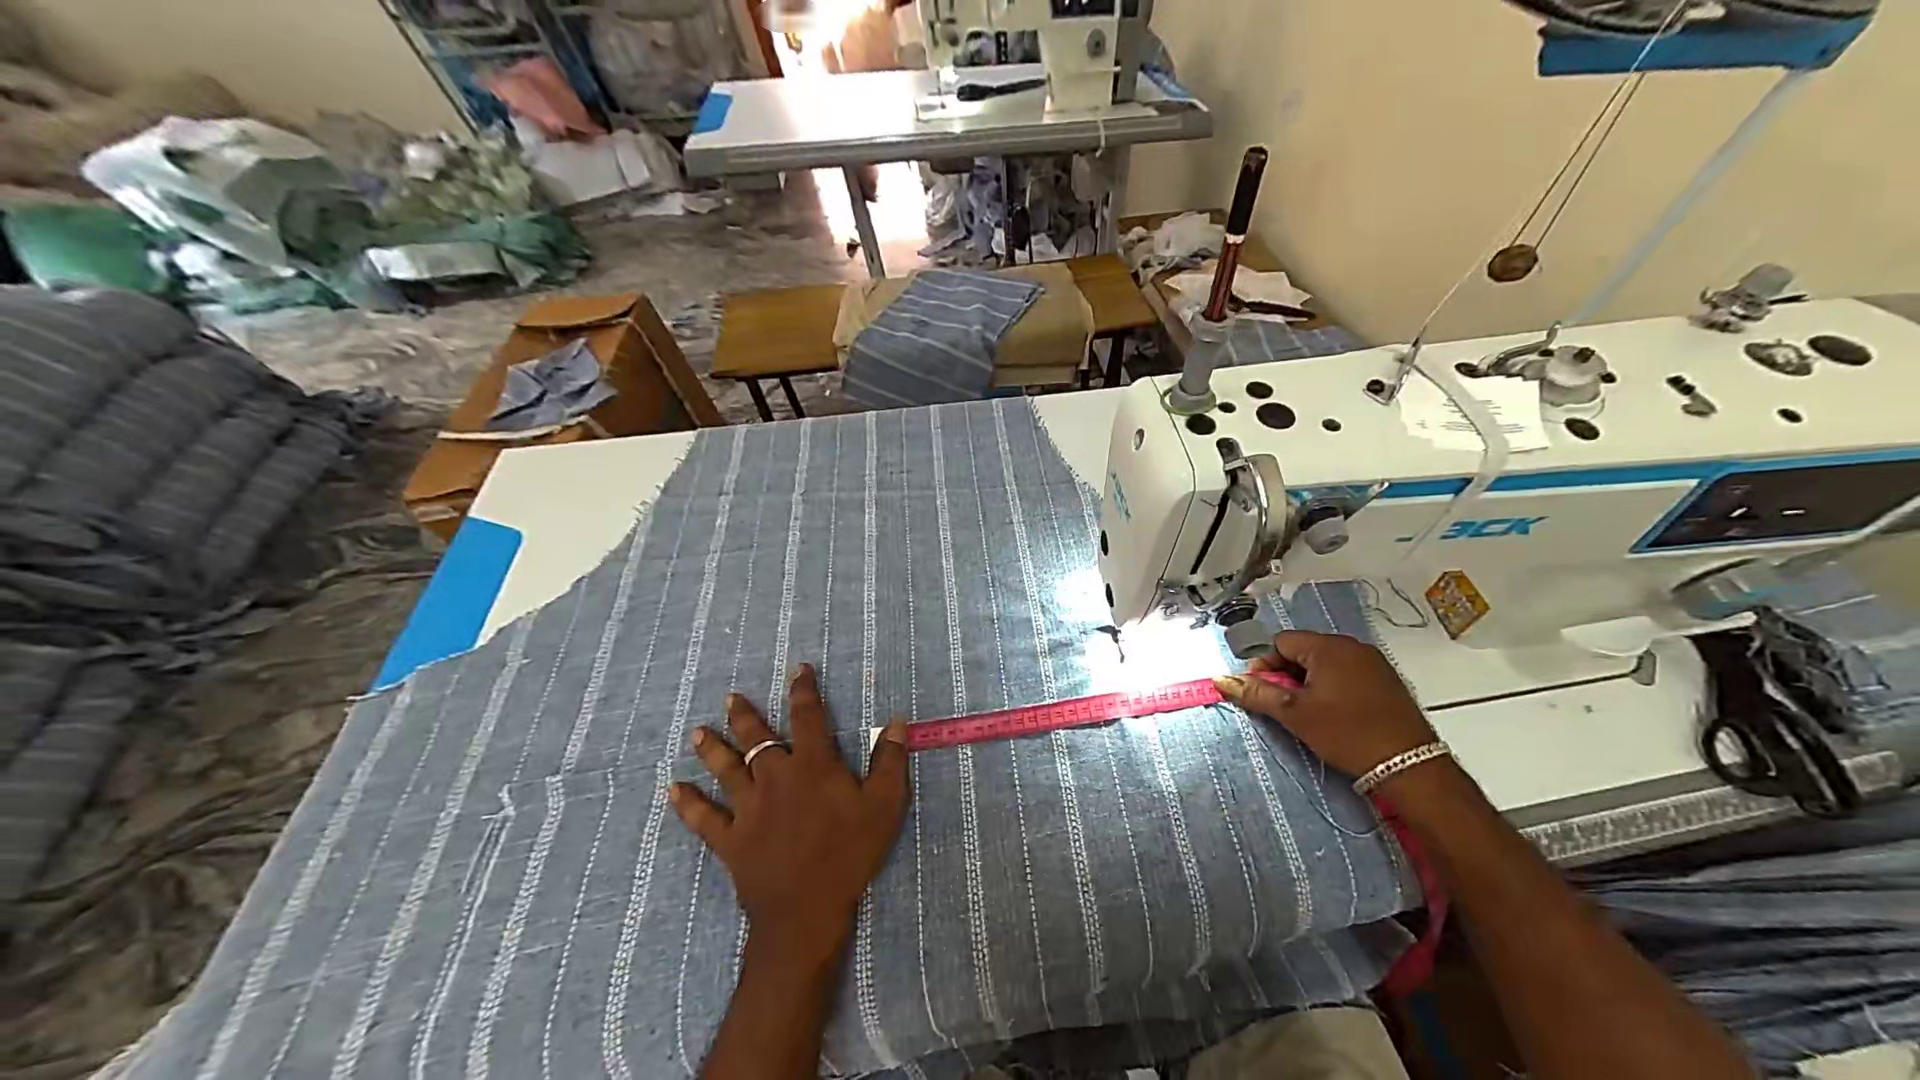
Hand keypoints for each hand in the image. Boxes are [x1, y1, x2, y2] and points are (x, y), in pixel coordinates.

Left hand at [671, 663, 909, 962]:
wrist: (807, 909)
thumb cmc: (850, 853)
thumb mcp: (885, 805)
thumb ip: (889, 760)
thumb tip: (896, 721)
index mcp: (812, 765)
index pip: (807, 717)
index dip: (803, 690)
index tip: (797, 669)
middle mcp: (775, 777)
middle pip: (757, 738)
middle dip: (745, 716)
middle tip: (732, 698)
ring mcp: (748, 808)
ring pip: (725, 770)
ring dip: (712, 749)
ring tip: (698, 732)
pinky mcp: (730, 839)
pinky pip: (703, 819)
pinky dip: (688, 804)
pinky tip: (674, 790)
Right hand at [1213, 630, 1436, 778]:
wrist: (1409, 765)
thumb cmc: (1347, 734)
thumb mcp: (1294, 714)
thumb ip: (1256, 693)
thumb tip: (1222, 679)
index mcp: (1329, 647)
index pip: (1281, 642)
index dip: (1266, 666)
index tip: (1264, 693)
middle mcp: (1353, 646)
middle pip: (1303, 651)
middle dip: (1287, 675)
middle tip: (1284, 706)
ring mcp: (1374, 663)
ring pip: (1325, 664)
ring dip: (1309, 683)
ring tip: (1308, 713)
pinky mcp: (1387, 681)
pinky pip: (1347, 674)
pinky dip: (1333, 688)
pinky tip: (1334, 714)